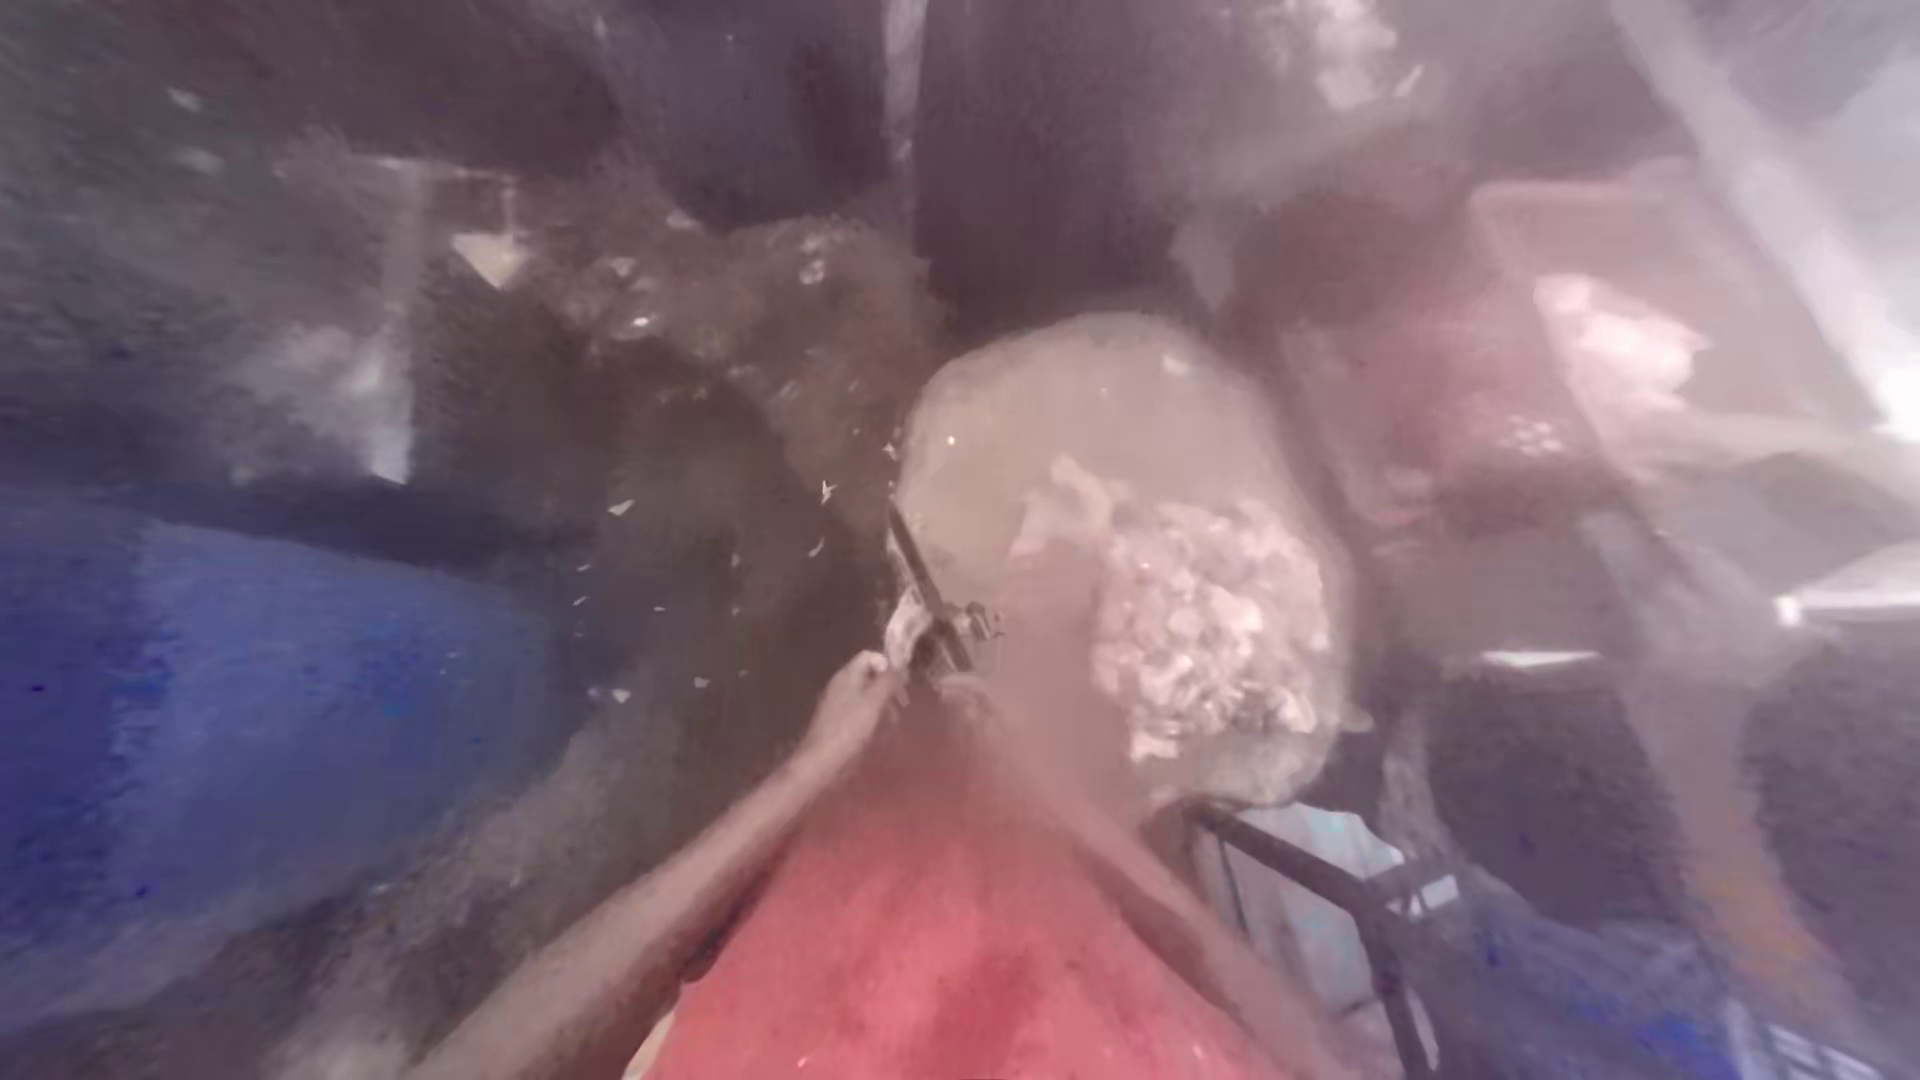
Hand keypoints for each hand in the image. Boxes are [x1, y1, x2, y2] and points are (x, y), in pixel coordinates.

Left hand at [800, 651, 900, 763]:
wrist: (822, 762)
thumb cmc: (849, 729)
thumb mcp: (874, 702)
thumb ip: (887, 681)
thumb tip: (900, 666)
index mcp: (847, 676)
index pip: (869, 657)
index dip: (886, 664)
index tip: (900, 681)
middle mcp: (841, 685)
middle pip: (869, 676)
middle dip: (888, 686)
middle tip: (902, 702)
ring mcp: (838, 704)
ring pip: (867, 695)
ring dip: (883, 703)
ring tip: (893, 720)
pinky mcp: (839, 722)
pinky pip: (861, 711)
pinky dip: (873, 717)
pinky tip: (881, 731)